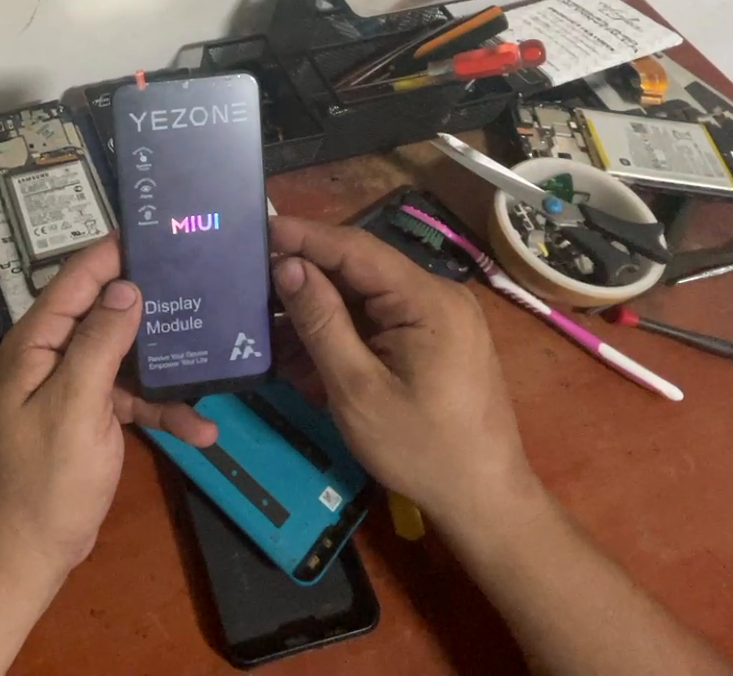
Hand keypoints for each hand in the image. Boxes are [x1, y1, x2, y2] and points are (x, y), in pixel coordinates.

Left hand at [0, 239, 217, 590]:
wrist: (28, 554)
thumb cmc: (44, 479)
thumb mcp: (73, 407)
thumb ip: (98, 344)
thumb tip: (126, 287)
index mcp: (39, 341)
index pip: (77, 280)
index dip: (113, 252)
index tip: (157, 230)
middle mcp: (56, 352)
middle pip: (107, 310)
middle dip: (151, 297)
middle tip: (200, 277)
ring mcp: (77, 383)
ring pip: (128, 352)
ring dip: (166, 359)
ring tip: (215, 350)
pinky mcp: (94, 412)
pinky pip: (133, 396)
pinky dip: (163, 408)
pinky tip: (200, 429)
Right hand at [268, 215, 542, 530]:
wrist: (484, 503)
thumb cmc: (422, 449)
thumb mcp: (358, 389)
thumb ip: (321, 321)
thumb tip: (286, 265)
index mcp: (427, 300)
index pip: (355, 249)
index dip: (303, 235)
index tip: (256, 228)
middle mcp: (434, 295)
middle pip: (356, 268)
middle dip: (302, 272)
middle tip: (248, 275)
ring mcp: (433, 316)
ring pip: (360, 294)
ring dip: (314, 305)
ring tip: (263, 314)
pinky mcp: (427, 337)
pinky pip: (373, 317)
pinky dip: (336, 326)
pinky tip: (297, 341)